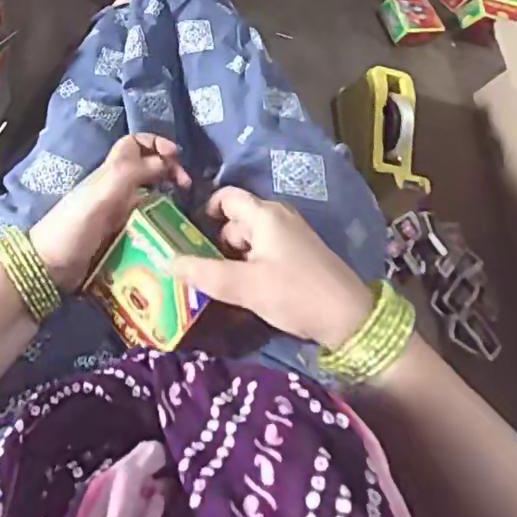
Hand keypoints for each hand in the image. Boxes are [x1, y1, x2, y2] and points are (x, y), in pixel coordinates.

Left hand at [29, 134, 190, 290]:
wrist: (47, 270)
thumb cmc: (70, 229)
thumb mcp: (99, 198)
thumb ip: (128, 175)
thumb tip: (164, 161)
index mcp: (110, 174)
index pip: (134, 145)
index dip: (155, 143)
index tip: (176, 156)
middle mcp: (116, 189)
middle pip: (148, 169)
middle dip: (170, 170)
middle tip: (187, 186)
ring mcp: (118, 214)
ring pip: (151, 196)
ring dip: (170, 197)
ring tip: (186, 209)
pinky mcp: (121, 237)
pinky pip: (147, 222)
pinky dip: (162, 222)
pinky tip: (174, 232)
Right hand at [169, 186, 373, 347]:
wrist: (350, 319)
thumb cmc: (294, 294)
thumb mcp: (244, 287)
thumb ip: (204, 273)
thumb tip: (166, 261)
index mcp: (264, 214)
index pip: (226, 196)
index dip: (205, 211)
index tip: (191, 238)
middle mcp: (278, 215)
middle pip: (236, 218)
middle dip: (218, 241)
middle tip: (206, 270)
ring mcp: (292, 232)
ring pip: (251, 235)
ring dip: (235, 255)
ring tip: (226, 283)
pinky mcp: (300, 251)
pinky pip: (266, 246)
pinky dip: (253, 261)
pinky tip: (251, 287)